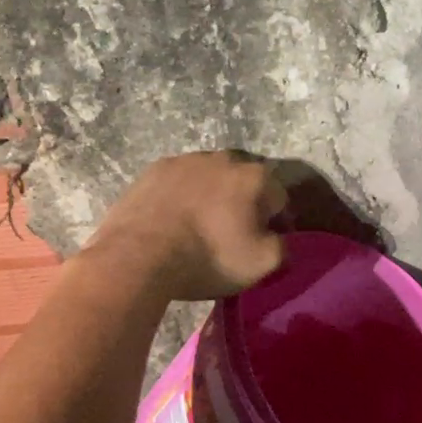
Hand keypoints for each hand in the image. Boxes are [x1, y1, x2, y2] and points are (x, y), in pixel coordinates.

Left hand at [83, 151, 287, 300]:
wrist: (138, 256)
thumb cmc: (208, 258)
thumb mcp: (262, 264)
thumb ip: (283, 247)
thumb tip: (278, 239)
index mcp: (256, 177)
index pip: (279, 199)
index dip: (276, 224)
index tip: (263, 245)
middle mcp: (225, 158)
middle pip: (244, 183)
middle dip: (244, 204)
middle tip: (231, 235)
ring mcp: (186, 160)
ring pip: (210, 178)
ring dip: (211, 196)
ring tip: (198, 227)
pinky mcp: (154, 169)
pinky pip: (179, 181)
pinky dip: (181, 196)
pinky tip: (173, 221)